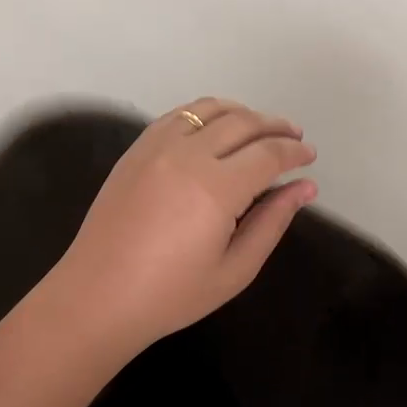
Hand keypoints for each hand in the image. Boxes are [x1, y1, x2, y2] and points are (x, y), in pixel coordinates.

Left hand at [48, 98, 318, 347]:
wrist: (96, 298)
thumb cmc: (169, 295)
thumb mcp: (234, 270)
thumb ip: (273, 222)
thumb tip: (305, 187)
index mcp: (215, 189)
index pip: (268, 154)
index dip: (294, 151)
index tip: (309, 156)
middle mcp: (188, 156)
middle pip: (244, 123)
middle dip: (276, 127)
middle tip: (295, 137)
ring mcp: (158, 147)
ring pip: (212, 109)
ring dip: (244, 112)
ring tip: (261, 127)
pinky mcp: (138, 148)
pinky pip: (180, 114)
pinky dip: (207, 112)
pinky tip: (218, 127)